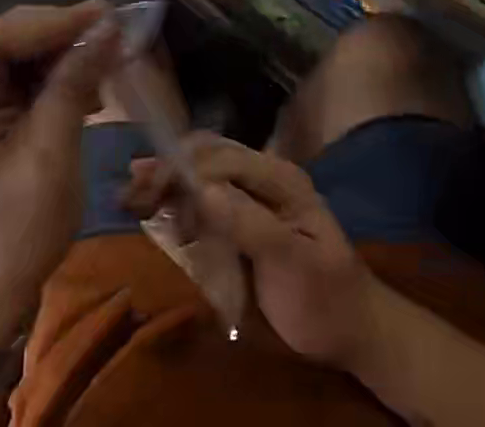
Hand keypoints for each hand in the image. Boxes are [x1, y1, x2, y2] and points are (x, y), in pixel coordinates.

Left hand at [0, 0, 120, 353]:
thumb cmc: (14, 238)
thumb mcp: (49, 158)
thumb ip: (72, 87)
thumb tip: (107, 29)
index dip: (52, 22)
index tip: (104, 17)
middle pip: (5, 44)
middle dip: (60, 37)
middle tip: (114, 33)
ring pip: (18, 61)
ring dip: (63, 58)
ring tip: (109, 59)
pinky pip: (21, 85)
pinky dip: (56, 82)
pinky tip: (88, 90)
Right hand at [125, 134, 380, 367]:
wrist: (353, 329)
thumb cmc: (326, 300)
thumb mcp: (294, 266)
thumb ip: (251, 224)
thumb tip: (203, 190)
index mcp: (281, 179)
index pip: (221, 158)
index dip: (183, 170)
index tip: (150, 193)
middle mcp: (264, 175)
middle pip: (206, 156)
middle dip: (167, 169)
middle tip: (131, 190)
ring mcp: (253, 192)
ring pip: (201, 170)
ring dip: (167, 180)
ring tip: (131, 194)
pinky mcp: (244, 213)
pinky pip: (204, 194)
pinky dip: (177, 197)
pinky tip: (155, 205)